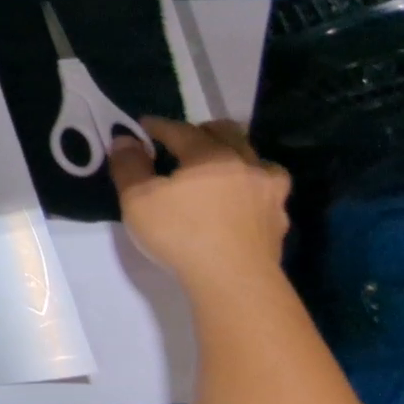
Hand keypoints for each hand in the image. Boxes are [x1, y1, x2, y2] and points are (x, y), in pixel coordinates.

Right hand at [108, 117, 291, 292]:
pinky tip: (235, 197)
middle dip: (203, 130)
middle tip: (181, 139)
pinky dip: (247, 183)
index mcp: (211, 156)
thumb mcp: (137, 199)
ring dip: (233, 155)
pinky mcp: (278, 217)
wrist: (233, 279)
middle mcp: (247, 165)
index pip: (182, 130)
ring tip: (215, 168)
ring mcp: (270, 191)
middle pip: (228, 134)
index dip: (159, 126)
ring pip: (255, 158)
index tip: (143, 125)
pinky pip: (264, 187)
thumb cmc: (179, 232)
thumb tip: (125, 140)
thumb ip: (129, 166)